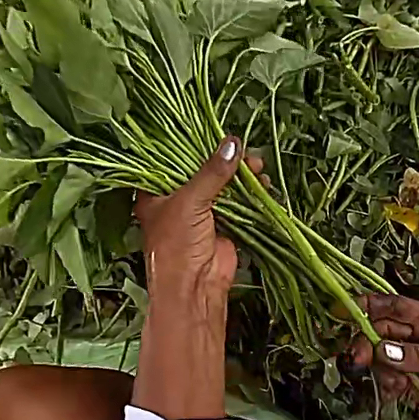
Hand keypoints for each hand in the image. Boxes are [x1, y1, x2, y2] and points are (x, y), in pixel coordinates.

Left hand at [131, 137, 259, 419]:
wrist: (195, 288)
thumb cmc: (177, 245)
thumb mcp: (190, 201)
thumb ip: (212, 172)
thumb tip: (234, 144)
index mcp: (156, 192)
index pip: (173, 159)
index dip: (195, 144)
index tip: (217, 131)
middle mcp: (177, 200)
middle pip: (203, 172)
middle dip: (226, 161)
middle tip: (246, 151)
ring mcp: (202, 213)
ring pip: (223, 188)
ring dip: (242, 178)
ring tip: (259, 167)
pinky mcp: (223, 226)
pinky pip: (239, 205)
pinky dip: (251, 196)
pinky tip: (263, 186)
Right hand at [349, 294, 418, 419]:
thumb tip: (384, 350)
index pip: (399, 307)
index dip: (373, 306)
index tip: (348, 310)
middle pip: (388, 334)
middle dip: (370, 343)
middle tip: (358, 359)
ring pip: (389, 360)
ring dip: (382, 370)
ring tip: (391, 384)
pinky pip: (399, 382)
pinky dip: (391, 388)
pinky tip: (395, 394)